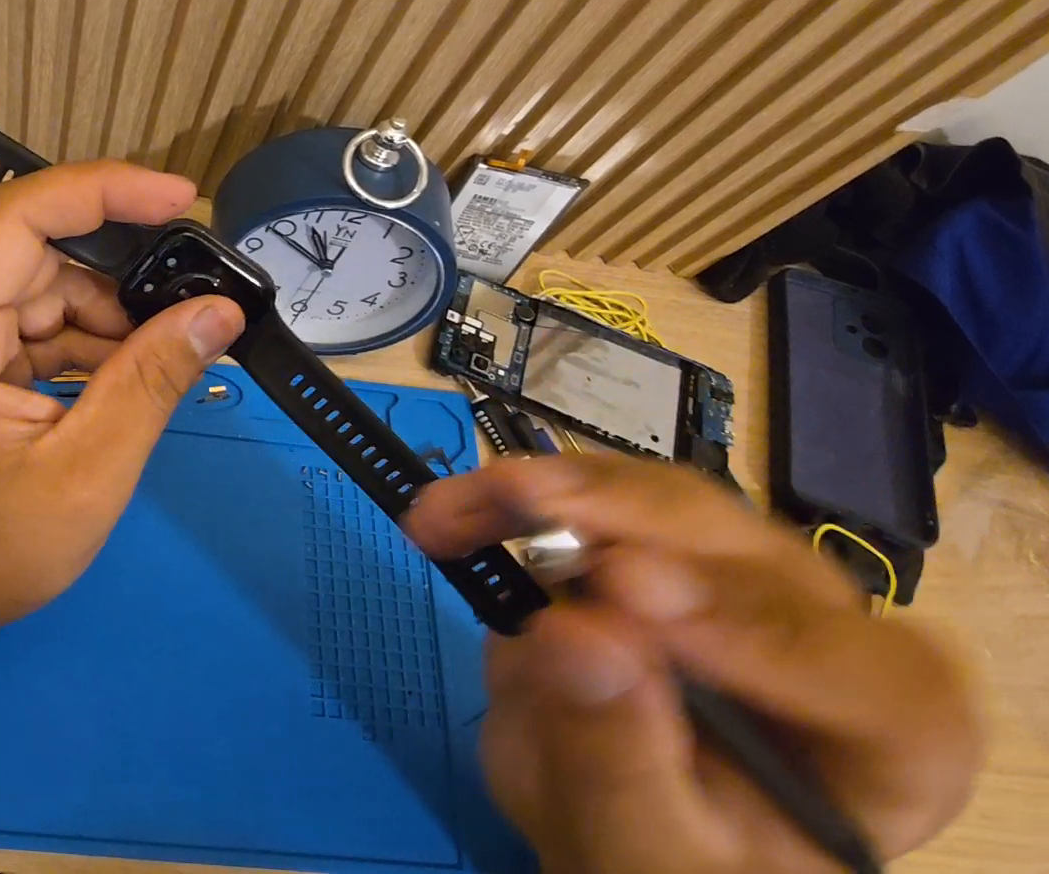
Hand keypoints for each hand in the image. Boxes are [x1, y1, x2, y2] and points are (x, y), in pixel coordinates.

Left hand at [0, 162, 244, 691]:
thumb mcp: (85, 476)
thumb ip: (150, 383)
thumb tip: (217, 312)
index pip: (18, 216)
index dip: (103, 190)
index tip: (183, 200)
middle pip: (33, 252)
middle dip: (118, 273)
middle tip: (191, 303)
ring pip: (36, 289)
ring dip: (103, 316)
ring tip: (161, 356)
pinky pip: (25, 326)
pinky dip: (78, 344)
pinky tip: (121, 375)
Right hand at [407, 454, 981, 873]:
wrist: (611, 821)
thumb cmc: (653, 858)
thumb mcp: (632, 848)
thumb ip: (616, 759)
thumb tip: (576, 632)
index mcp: (878, 739)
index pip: (863, 679)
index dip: (752, 632)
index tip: (627, 601)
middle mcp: (820, 633)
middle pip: (746, 553)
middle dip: (623, 520)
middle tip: (522, 505)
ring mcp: (732, 572)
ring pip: (660, 497)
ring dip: (545, 490)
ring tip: (450, 509)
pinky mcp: (650, 542)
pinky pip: (592, 493)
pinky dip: (513, 494)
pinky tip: (454, 508)